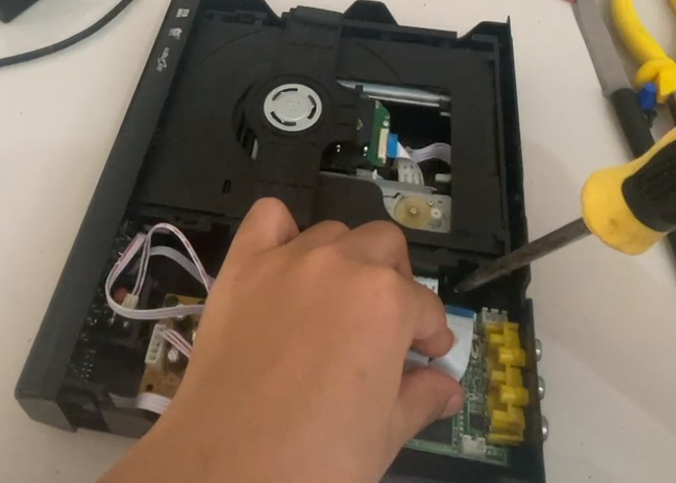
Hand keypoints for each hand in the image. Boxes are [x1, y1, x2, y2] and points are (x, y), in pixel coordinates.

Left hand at [102, 198, 461, 482]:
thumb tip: (445, 388)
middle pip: (384, 245)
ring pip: (334, 232)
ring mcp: (289, 257)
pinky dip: (282, 229)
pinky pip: (268, 217)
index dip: (430, 335)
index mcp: (387, 301)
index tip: (425, 358)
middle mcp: (342, 263)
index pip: (426, 306)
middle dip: (396, 281)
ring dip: (345, 259)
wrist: (230, 468)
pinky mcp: (243, 263)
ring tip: (336, 304)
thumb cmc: (319, 458)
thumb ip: (420, 398)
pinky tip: (286, 263)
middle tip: (385, 327)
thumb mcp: (384, 436)